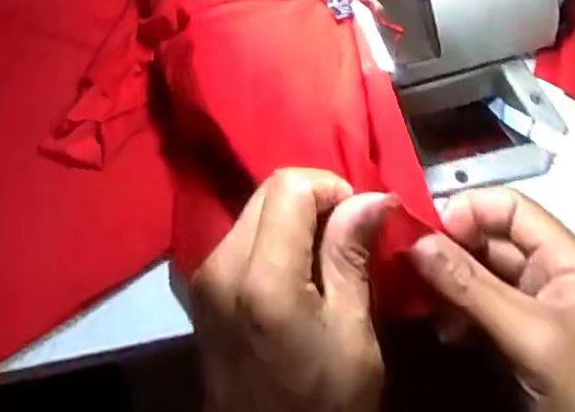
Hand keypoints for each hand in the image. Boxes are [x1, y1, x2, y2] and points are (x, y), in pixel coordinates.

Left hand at [185, 169, 395, 411]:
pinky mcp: (202, 286)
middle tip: (345, 235)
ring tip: (323, 254)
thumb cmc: (322, 406)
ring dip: (294, 216)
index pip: (289, 185)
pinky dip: (275, 235)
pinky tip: (297, 269)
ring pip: (255, 207)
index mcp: (260, 279)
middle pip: (269, 190)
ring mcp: (205, 275)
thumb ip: (352, 255)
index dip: (330, 188)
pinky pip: (243, 233)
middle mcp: (221, 266)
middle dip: (313, 199)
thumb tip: (372, 196)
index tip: (357, 220)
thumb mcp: (352, 335)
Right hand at [409, 188, 574, 411]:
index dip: (468, 211)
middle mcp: (565, 279)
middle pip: (501, 244)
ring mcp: (558, 316)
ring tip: (425, 307)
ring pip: (497, 281)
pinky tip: (449, 332)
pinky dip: (472, 317)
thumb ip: (475, 289)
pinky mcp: (550, 350)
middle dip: (456, 252)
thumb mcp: (536, 341)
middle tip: (412, 271)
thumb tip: (416, 242)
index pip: (514, 209)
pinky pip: (502, 315)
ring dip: (458, 288)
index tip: (425, 234)